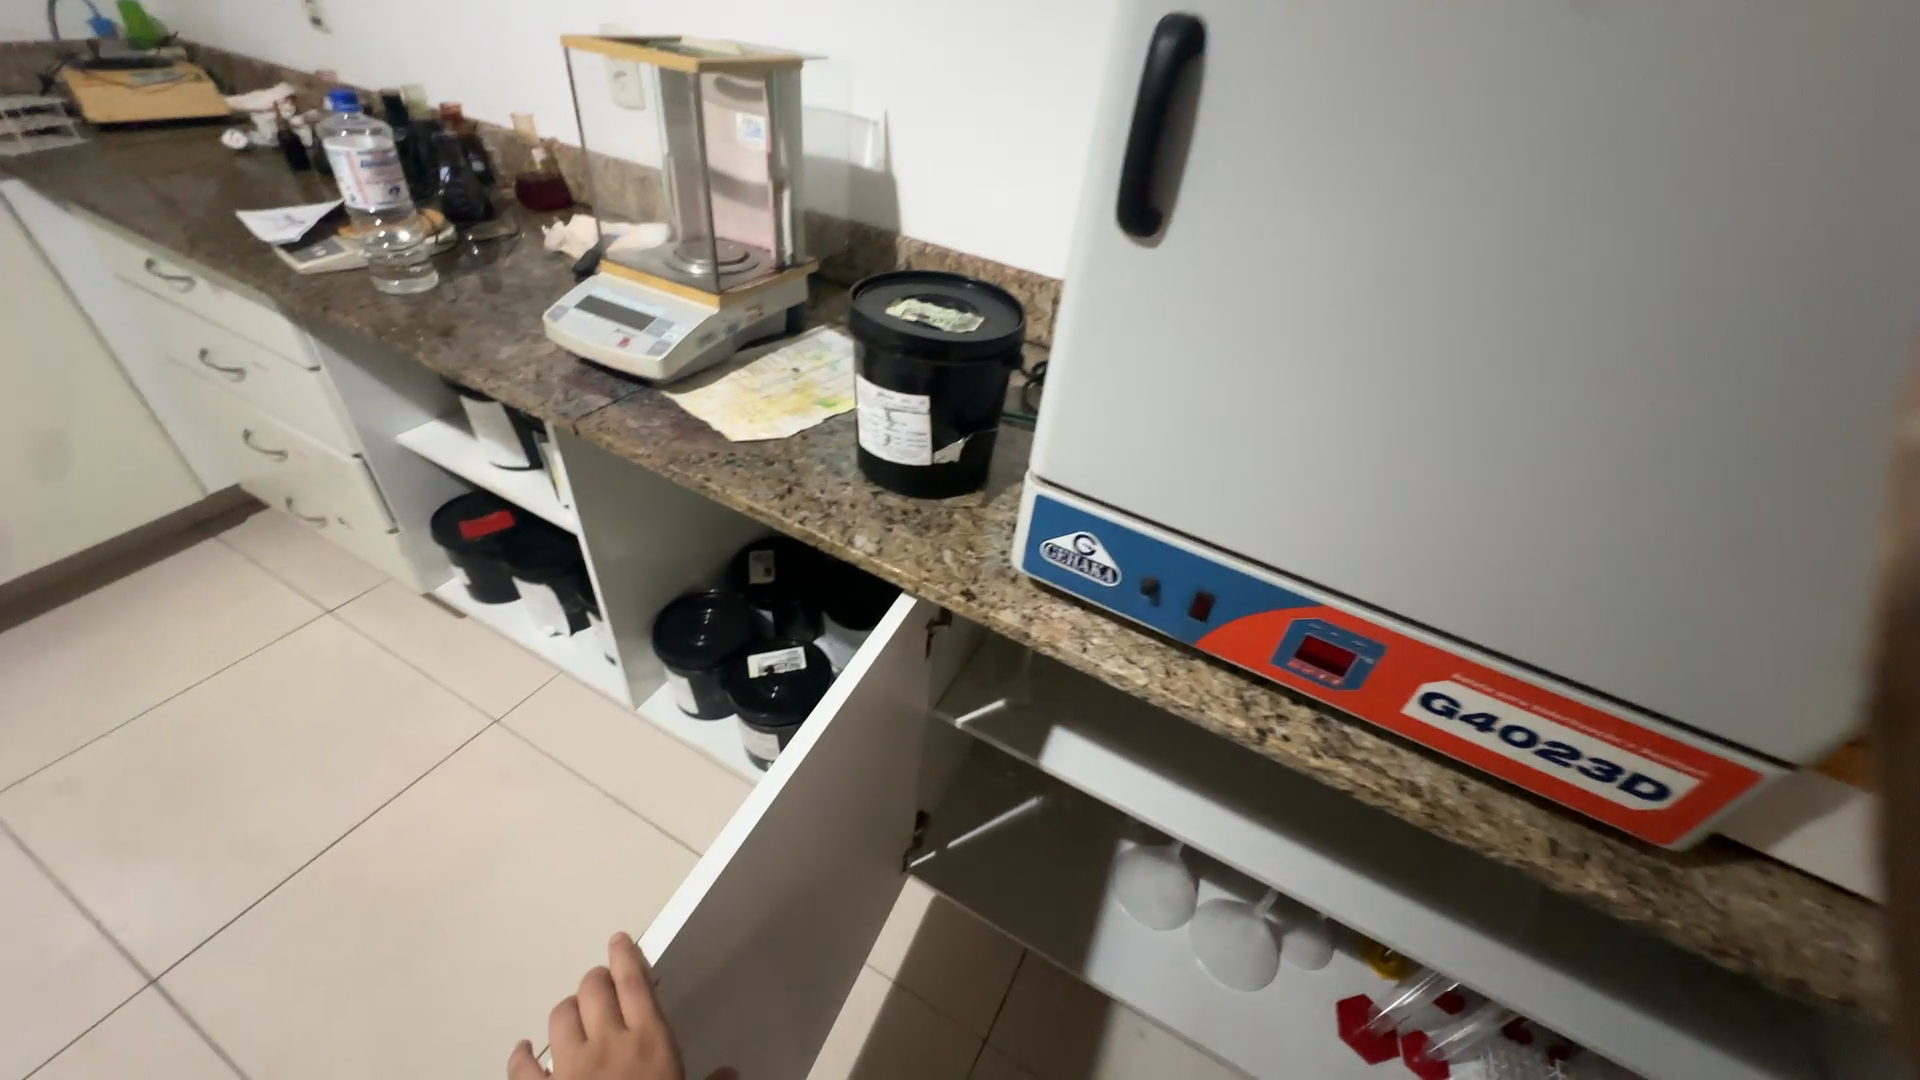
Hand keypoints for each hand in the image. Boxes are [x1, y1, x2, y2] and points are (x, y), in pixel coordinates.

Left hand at [508, 933, 734, 1079]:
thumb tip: (731, 1073)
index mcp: (649, 1039)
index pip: (634, 980)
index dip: (625, 955)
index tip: (618, 941)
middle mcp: (608, 1043)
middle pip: (593, 989)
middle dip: (595, 980)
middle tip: (601, 983)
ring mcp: (570, 1071)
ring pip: (560, 1017)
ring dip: (567, 1010)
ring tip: (574, 1013)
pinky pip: (523, 1068)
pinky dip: (522, 1055)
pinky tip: (524, 1051)